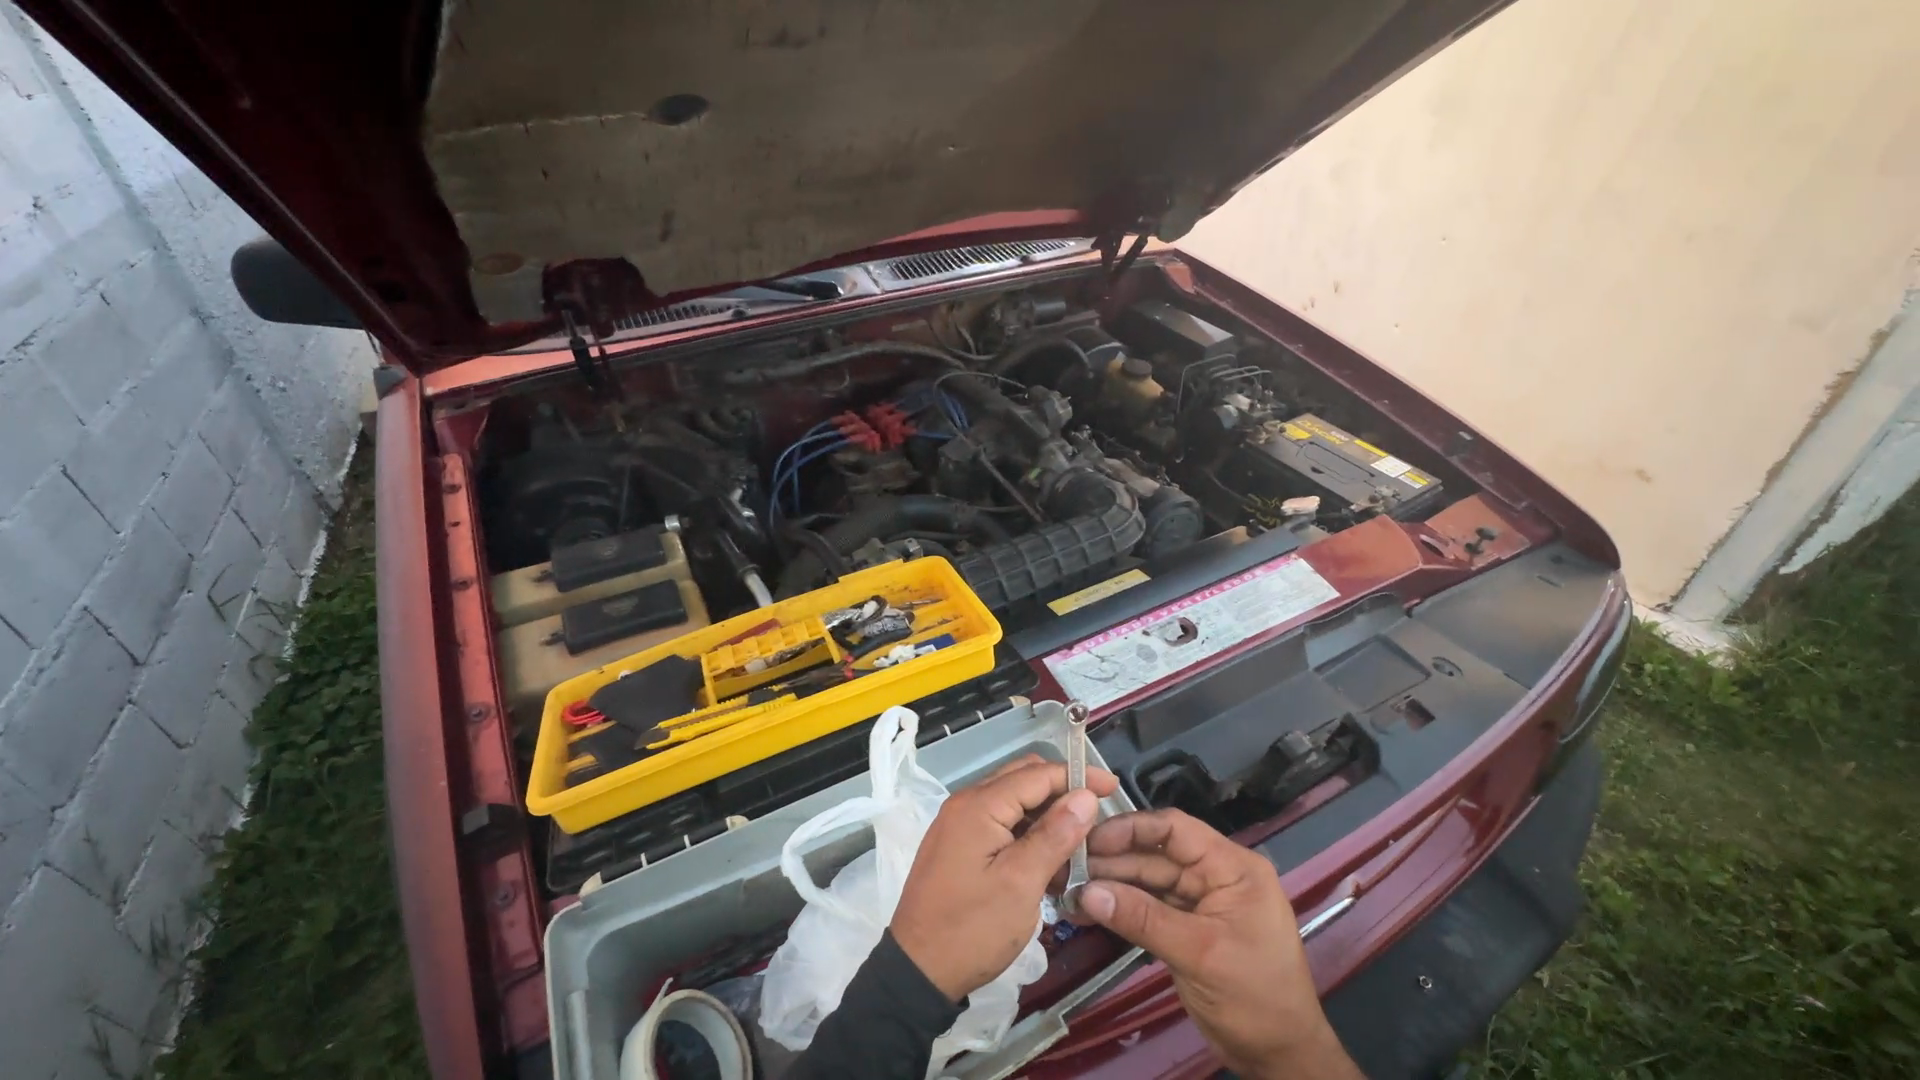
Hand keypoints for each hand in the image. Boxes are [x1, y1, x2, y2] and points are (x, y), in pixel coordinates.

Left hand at [890, 755, 1118, 1001]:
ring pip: (1013, 802)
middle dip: (1062, 791)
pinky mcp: (959, 846)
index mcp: (979, 805)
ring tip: (1080, 842)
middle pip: (1023, 780)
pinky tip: (1050, 859)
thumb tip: (1085, 795)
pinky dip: (1027, 833)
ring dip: (1046, 815)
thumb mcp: (1021, 883)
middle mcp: (966, 803)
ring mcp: (959, 824)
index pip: (1037, 774)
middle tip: (1099, 814)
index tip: (1113, 788)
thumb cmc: (972, 928)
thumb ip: (1054, 835)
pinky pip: (1000, 823)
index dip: (1077, 777)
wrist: (917, 971)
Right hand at [1075, 809, 1359, 1079]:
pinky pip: (1148, 908)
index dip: (1130, 829)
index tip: (1089, 839)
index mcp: (1231, 867)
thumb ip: (1142, 919)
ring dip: (1110, 886)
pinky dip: (1120, 910)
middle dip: (1112, 861)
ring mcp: (1199, 902)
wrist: (1280, 1055)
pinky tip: (1088, 912)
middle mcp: (1214, 875)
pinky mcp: (1186, 928)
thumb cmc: (1254, 995)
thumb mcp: (1199, 953)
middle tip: (1066, 868)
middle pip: (1155, 855)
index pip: (1175, 829)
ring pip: (1147, 882)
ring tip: (1068, 891)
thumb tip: (1087, 893)